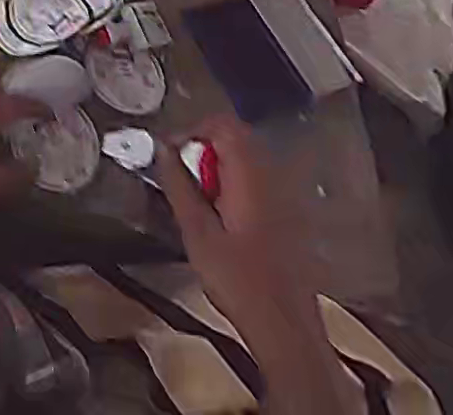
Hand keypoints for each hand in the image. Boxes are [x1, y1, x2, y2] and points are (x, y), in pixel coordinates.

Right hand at [155, 116, 294, 331]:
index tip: (170, 152)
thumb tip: (162, 148)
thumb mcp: (196, 232)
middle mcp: (273, 175)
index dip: (192, 129)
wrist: (285, 328)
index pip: (223, 125)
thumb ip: (179, 185)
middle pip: (236, 136)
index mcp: (250, 175)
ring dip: (219, 164)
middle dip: (204, 146)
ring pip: (248, 157)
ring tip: (199, 197)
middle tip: (181, 175)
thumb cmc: (237, 279)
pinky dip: (235, 181)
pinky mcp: (289, 212)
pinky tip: (223, 214)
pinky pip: (258, 177)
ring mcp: (285, 194)